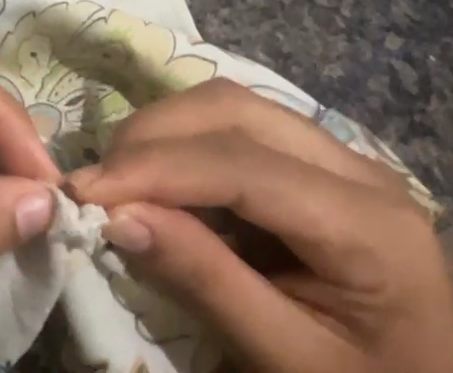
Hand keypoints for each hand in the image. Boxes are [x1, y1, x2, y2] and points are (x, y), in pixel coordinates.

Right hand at [64, 80, 452, 372]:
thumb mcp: (291, 363)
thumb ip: (207, 283)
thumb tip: (115, 216)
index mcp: (372, 226)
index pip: (240, 165)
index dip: (152, 169)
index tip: (80, 192)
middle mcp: (360, 170)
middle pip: (232, 109)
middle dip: (150, 136)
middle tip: (94, 186)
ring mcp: (341, 160)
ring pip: (228, 105)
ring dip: (162, 134)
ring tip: (118, 184)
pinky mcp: (317, 166)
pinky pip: (235, 128)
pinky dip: (183, 146)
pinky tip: (159, 186)